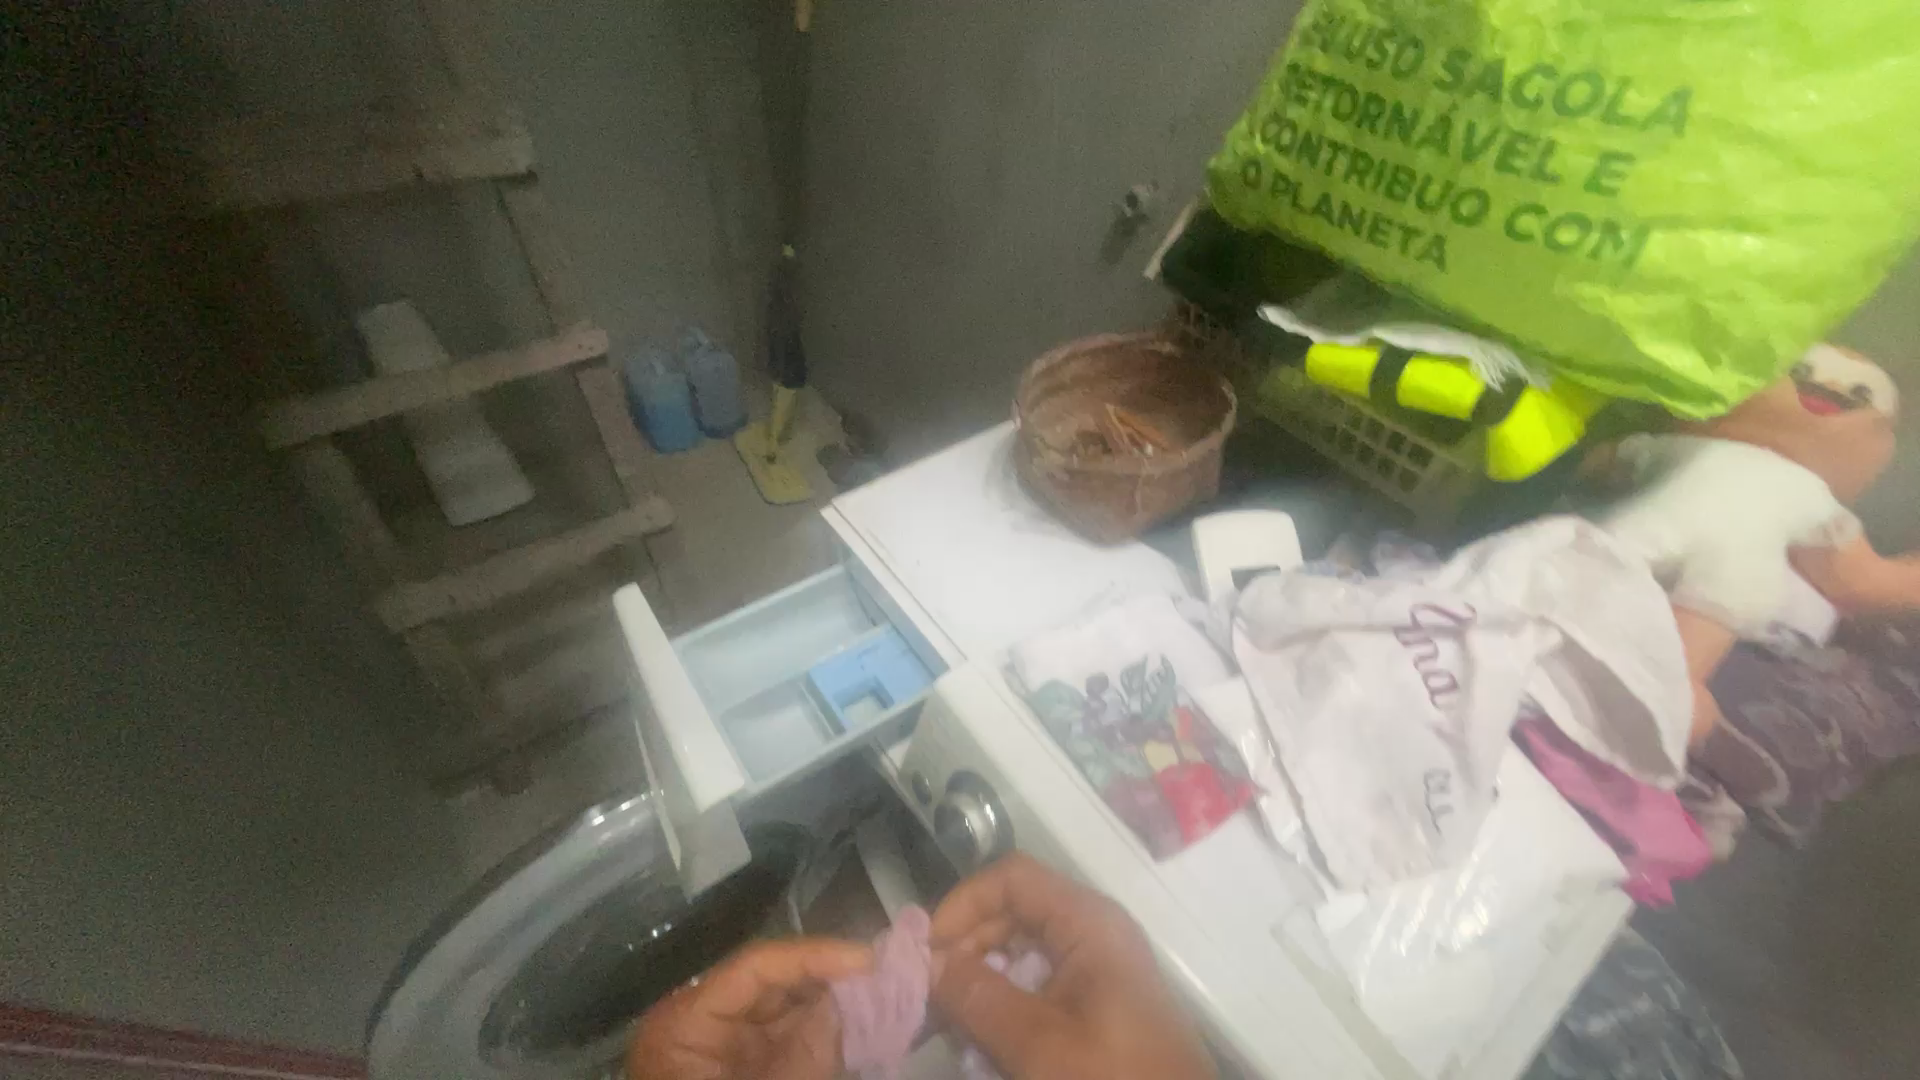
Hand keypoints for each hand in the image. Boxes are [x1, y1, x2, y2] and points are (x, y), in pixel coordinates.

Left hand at [626, 939, 871, 1079]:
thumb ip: (813, 1048)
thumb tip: (863, 991)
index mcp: (684, 1024)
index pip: (757, 966)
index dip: (816, 956)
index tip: (869, 960)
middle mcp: (698, 1023)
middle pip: (772, 982)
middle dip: (829, 977)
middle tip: (884, 973)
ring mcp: (719, 1048)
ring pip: (783, 1007)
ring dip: (831, 1002)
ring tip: (881, 993)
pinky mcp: (741, 1070)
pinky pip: (784, 1038)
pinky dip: (820, 1032)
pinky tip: (859, 1024)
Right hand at [929, 854, 1214, 1079]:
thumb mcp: (1041, 1046)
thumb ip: (979, 998)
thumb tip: (927, 961)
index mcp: (1087, 920)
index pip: (1011, 878)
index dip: (963, 904)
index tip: (926, 953)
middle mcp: (1092, 930)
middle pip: (1013, 912)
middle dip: (965, 950)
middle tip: (927, 998)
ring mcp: (1097, 967)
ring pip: (1021, 951)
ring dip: (980, 983)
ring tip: (948, 1027)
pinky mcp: (1097, 1003)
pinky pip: (1038, 985)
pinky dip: (1005, 1006)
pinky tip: (983, 1044)